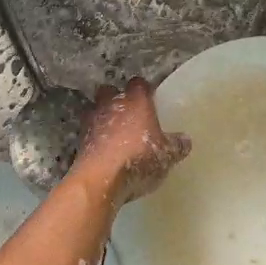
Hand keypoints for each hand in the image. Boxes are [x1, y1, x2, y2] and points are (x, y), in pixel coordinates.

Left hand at [72, 78, 190, 205]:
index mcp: (136, 100)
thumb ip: (176, 145)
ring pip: (96, 110)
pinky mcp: (80, 141)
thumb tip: (185, 140)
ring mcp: (93, 121)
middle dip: (116, 99)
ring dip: (103, 119)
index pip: (139, 84)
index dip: (144, 91)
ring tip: (113, 135)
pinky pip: (88, 133)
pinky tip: (103, 153)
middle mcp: (112, 103)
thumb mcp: (167, 156)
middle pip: (111, 91)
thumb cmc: (139, 159)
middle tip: (128, 115)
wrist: (100, 180)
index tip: (150, 101)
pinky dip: (95, 140)